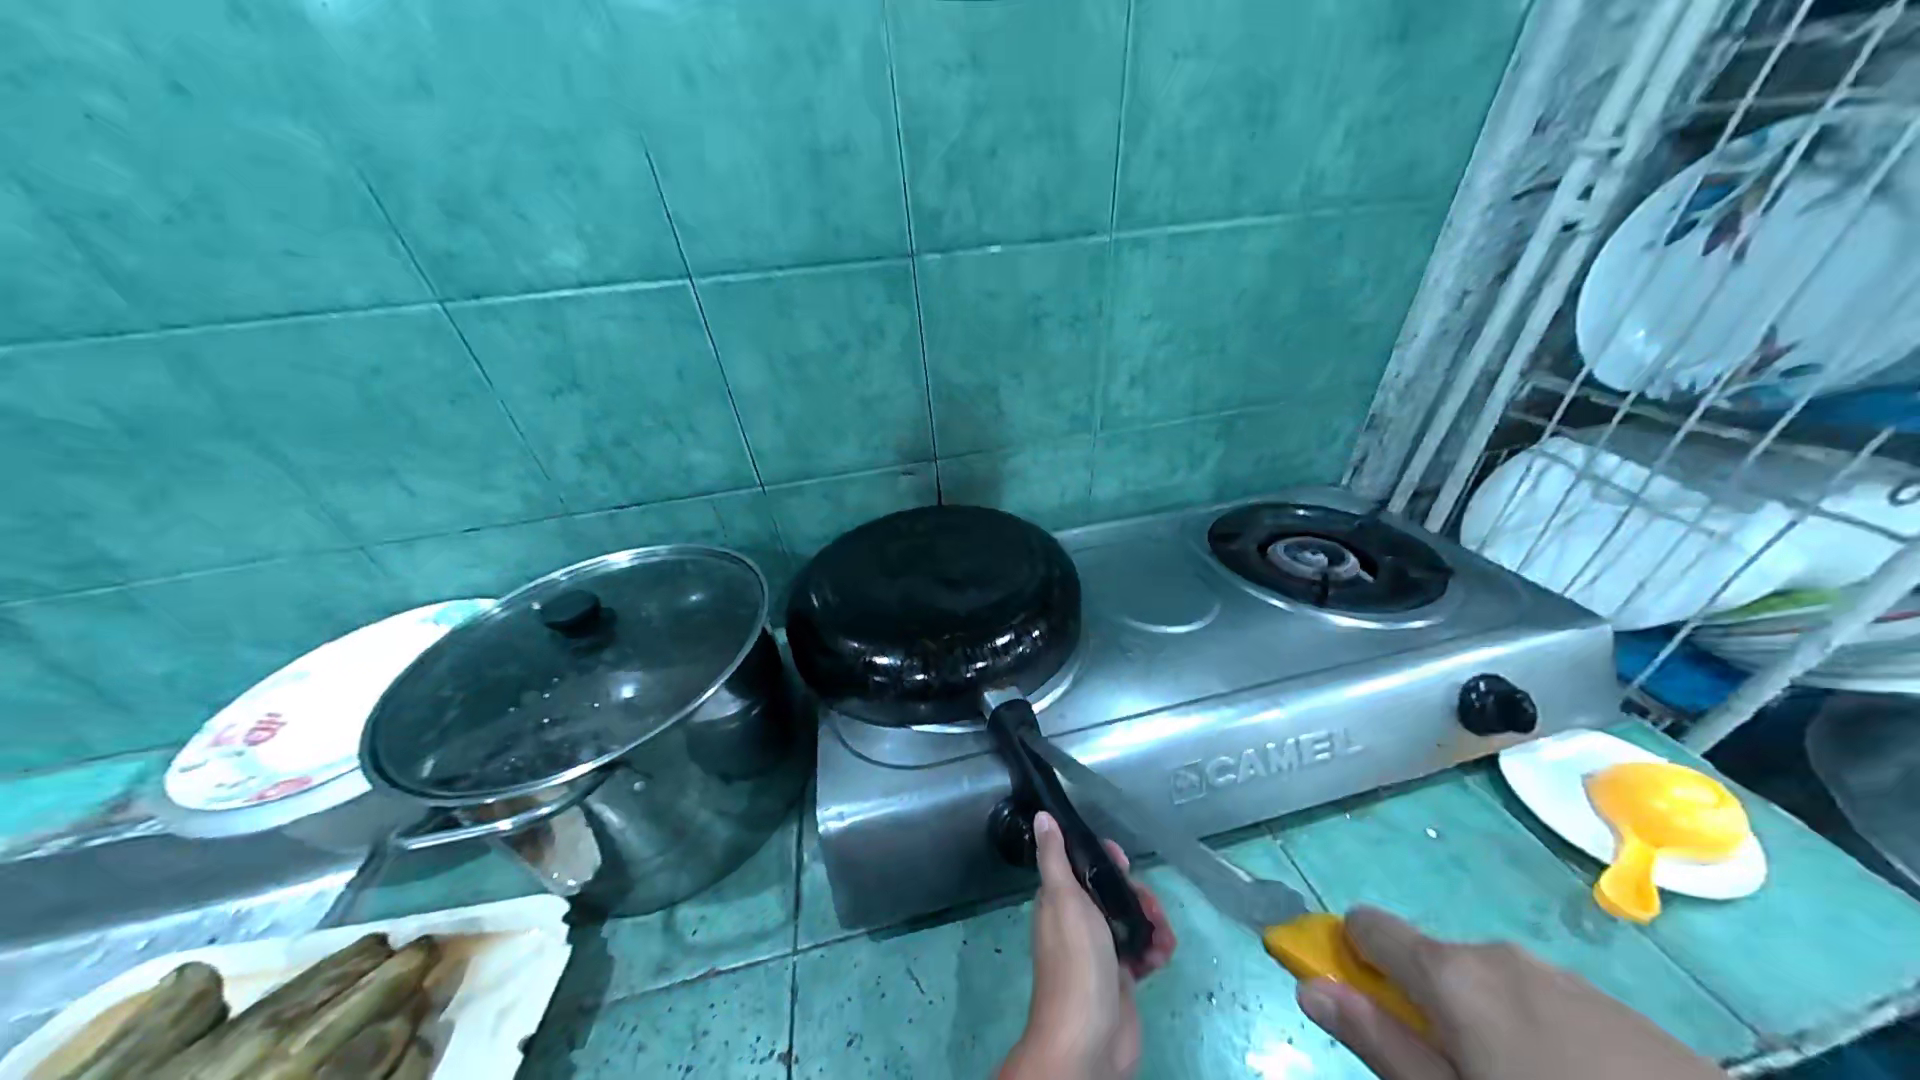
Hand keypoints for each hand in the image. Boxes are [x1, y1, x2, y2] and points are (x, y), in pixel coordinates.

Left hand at [998, 812, 1177, 1079]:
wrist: (1089, 1036)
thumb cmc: (1076, 960)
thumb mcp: (1063, 898)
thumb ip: (1054, 857)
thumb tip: (1041, 815)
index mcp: (1059, 900)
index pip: (1081, 866)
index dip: (1104, 860)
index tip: (1123, 861)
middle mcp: (1078, 921)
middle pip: (1112, 892)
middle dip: (1137, 894)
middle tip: (1150, 906)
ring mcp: (1101, 950)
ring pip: (1132, 920)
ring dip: (1153, 923)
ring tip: (1162, 938)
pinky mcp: (1122, 977)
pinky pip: (1143, 951)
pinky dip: (1156, 950)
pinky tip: (1162, 957)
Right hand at [1296, 907, 1727, 1079]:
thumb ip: (1378, 1042)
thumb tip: (1308, 987)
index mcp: (1450, 971)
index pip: (1367, 924)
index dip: (1353, 958)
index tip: (1372, 1010)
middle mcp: (1500, 955)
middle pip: (1432, 960)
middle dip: (1429, 1005)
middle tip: (1462, 1076)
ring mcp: (1568, 978)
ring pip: (1494, 985)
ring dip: (1488, 1022)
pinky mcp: (1627, 1011)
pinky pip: (1552, 1005)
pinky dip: (1544, 1036)